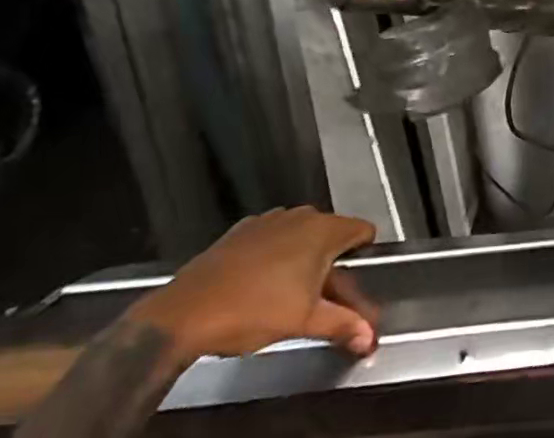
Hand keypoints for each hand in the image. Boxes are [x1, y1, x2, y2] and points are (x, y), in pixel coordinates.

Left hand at [124, 207, 379, 363]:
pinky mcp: (244, 230)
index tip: (362, 280)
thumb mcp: (304, 322)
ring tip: (296, 296)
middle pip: (332, 235)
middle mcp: (300, 216)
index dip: (366, 255)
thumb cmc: (250, 311)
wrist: (186, 313)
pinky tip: (265, 286)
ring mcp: (270, 220)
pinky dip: (278, 256)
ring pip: (302, 237)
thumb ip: (343, 324)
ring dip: (306, 260)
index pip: (362, 230)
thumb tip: (368, 336)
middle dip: (335, 265)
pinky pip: (275, 238)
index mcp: (322, 230)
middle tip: (330, 300)